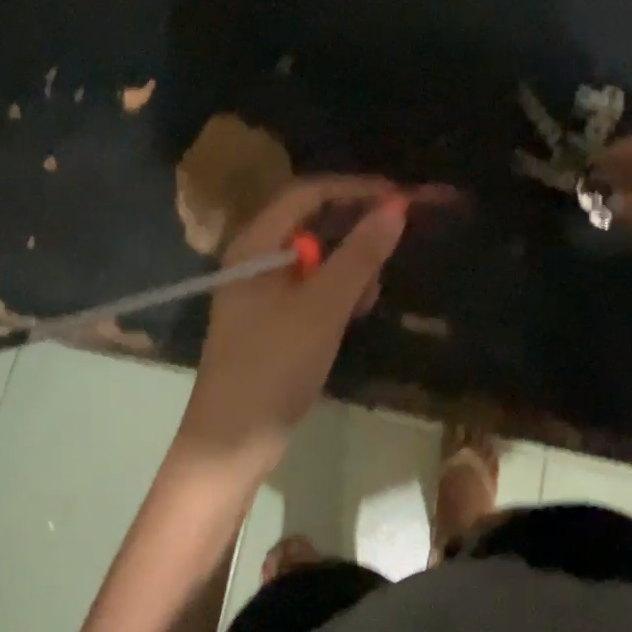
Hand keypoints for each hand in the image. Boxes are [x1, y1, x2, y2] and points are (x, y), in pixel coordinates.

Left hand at [179, 176, 407, 468]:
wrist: (231, 442)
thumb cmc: (274, 365)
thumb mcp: (323, 307)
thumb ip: (360, 255)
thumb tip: (396, 208)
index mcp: (255, 243)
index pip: (309, 193)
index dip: (355, 189)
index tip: (400, 197)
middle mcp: (255, 256)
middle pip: (313, 221)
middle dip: (356, 230)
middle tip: (393, 248)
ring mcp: (262, 289)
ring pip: (317, 257)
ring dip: (350, 265)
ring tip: (369, 294)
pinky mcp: (272, 318)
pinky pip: (312, 286)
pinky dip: (338, 291)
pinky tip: (356, 311)